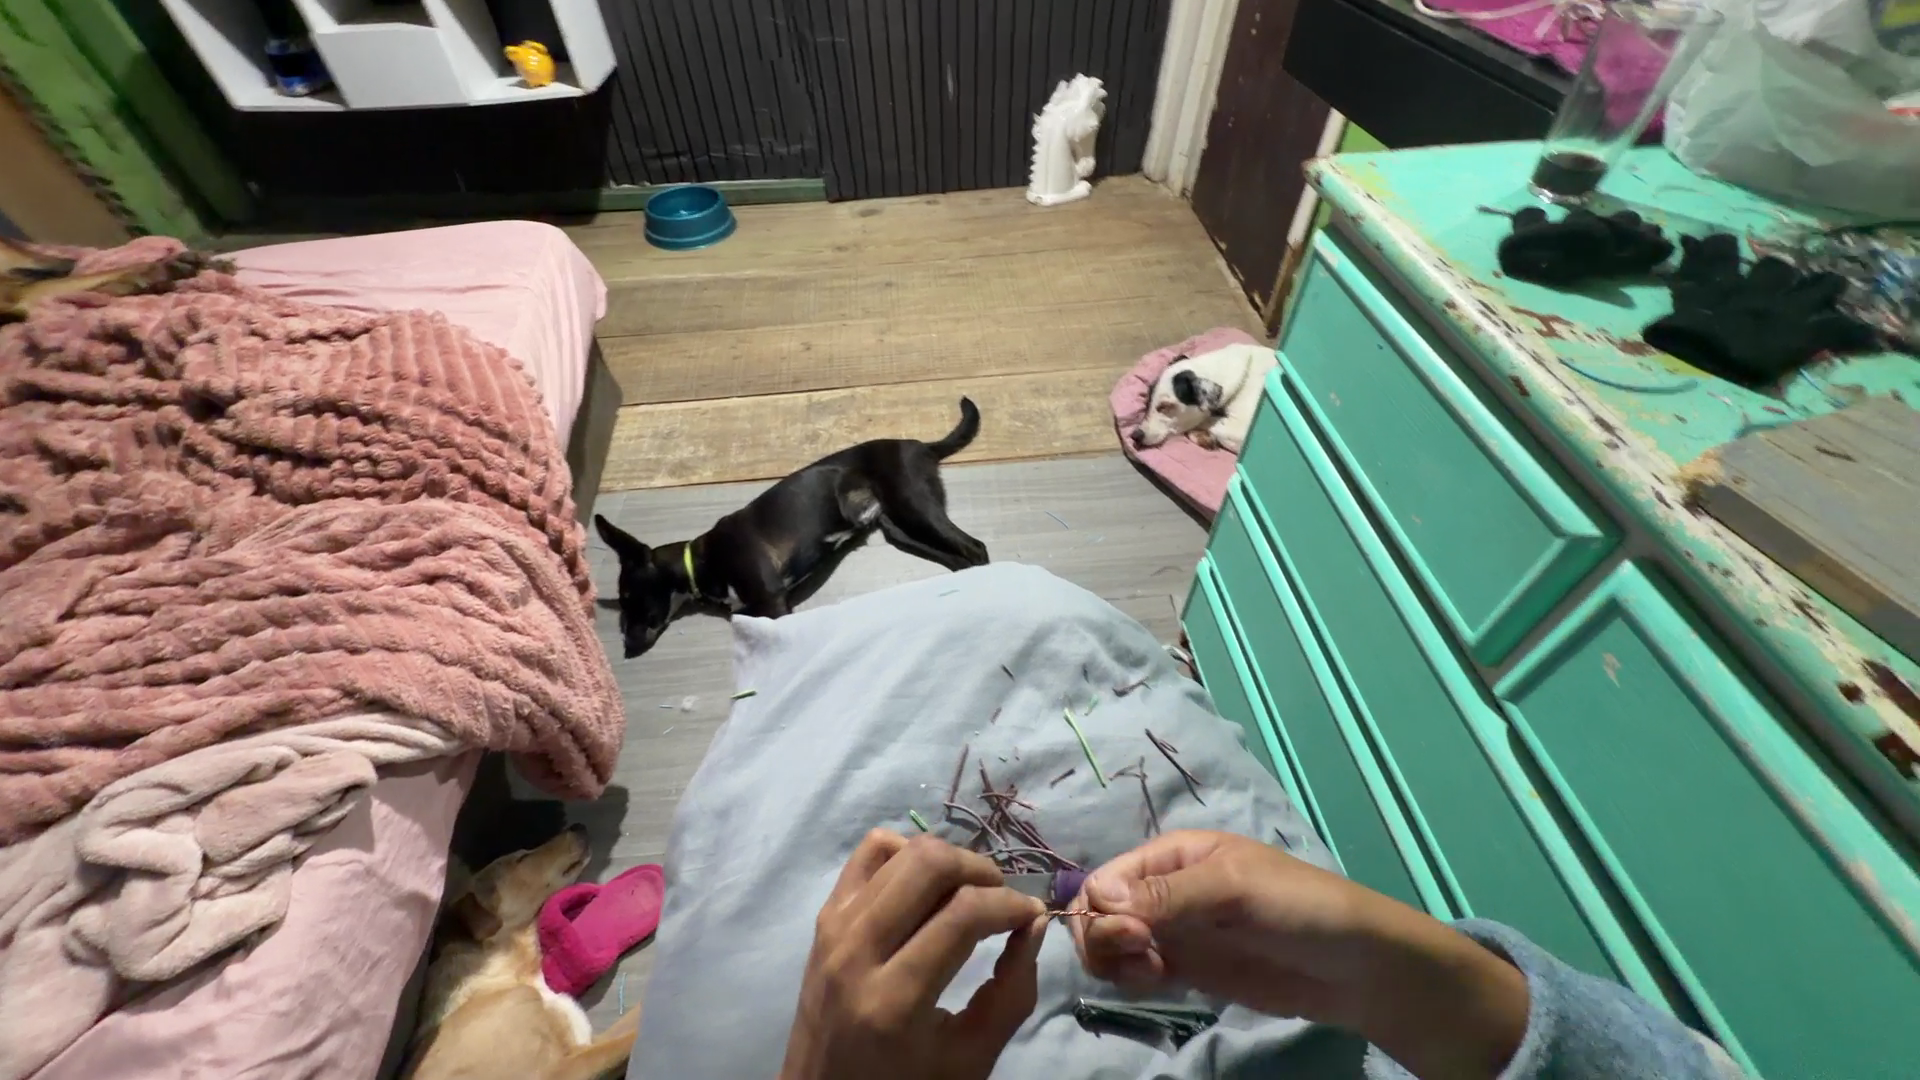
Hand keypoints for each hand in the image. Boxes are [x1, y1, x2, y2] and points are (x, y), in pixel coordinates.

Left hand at [779, 831, 1047, 1079]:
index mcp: (894, 1001)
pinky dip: (904, 851)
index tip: (1032, 914)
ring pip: (901, 849)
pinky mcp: (825, 913)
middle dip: (979, 869)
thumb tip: (1034, 922)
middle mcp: (858, 950)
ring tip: (968, 889)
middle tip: (1000, 897)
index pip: (963, 915)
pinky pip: (869, 851)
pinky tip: (923, 884)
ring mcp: (835, 925)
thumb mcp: (969, 1060)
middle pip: (929, 864)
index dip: (1010, 904)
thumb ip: (1011, 993)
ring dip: (948, 858)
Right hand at [1068, 830, 1528, 1079]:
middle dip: (1104, 935)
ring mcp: (1173, 931)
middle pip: (1100, 910)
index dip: (1103, 907)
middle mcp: (1162, 890)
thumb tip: (1098, 894)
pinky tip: (1158, 981)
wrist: (1357, 967)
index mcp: (1170, 855)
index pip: (1106, 877)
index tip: (1133, 935)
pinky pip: (1136, 970)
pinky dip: (1132, 978)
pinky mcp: (1186, 968)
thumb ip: (1168, 894)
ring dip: (1116, 960)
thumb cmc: (1298, 904)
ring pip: (1111, 943)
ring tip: (1154, 972)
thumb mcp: (1233, 888)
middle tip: (1144, 956)